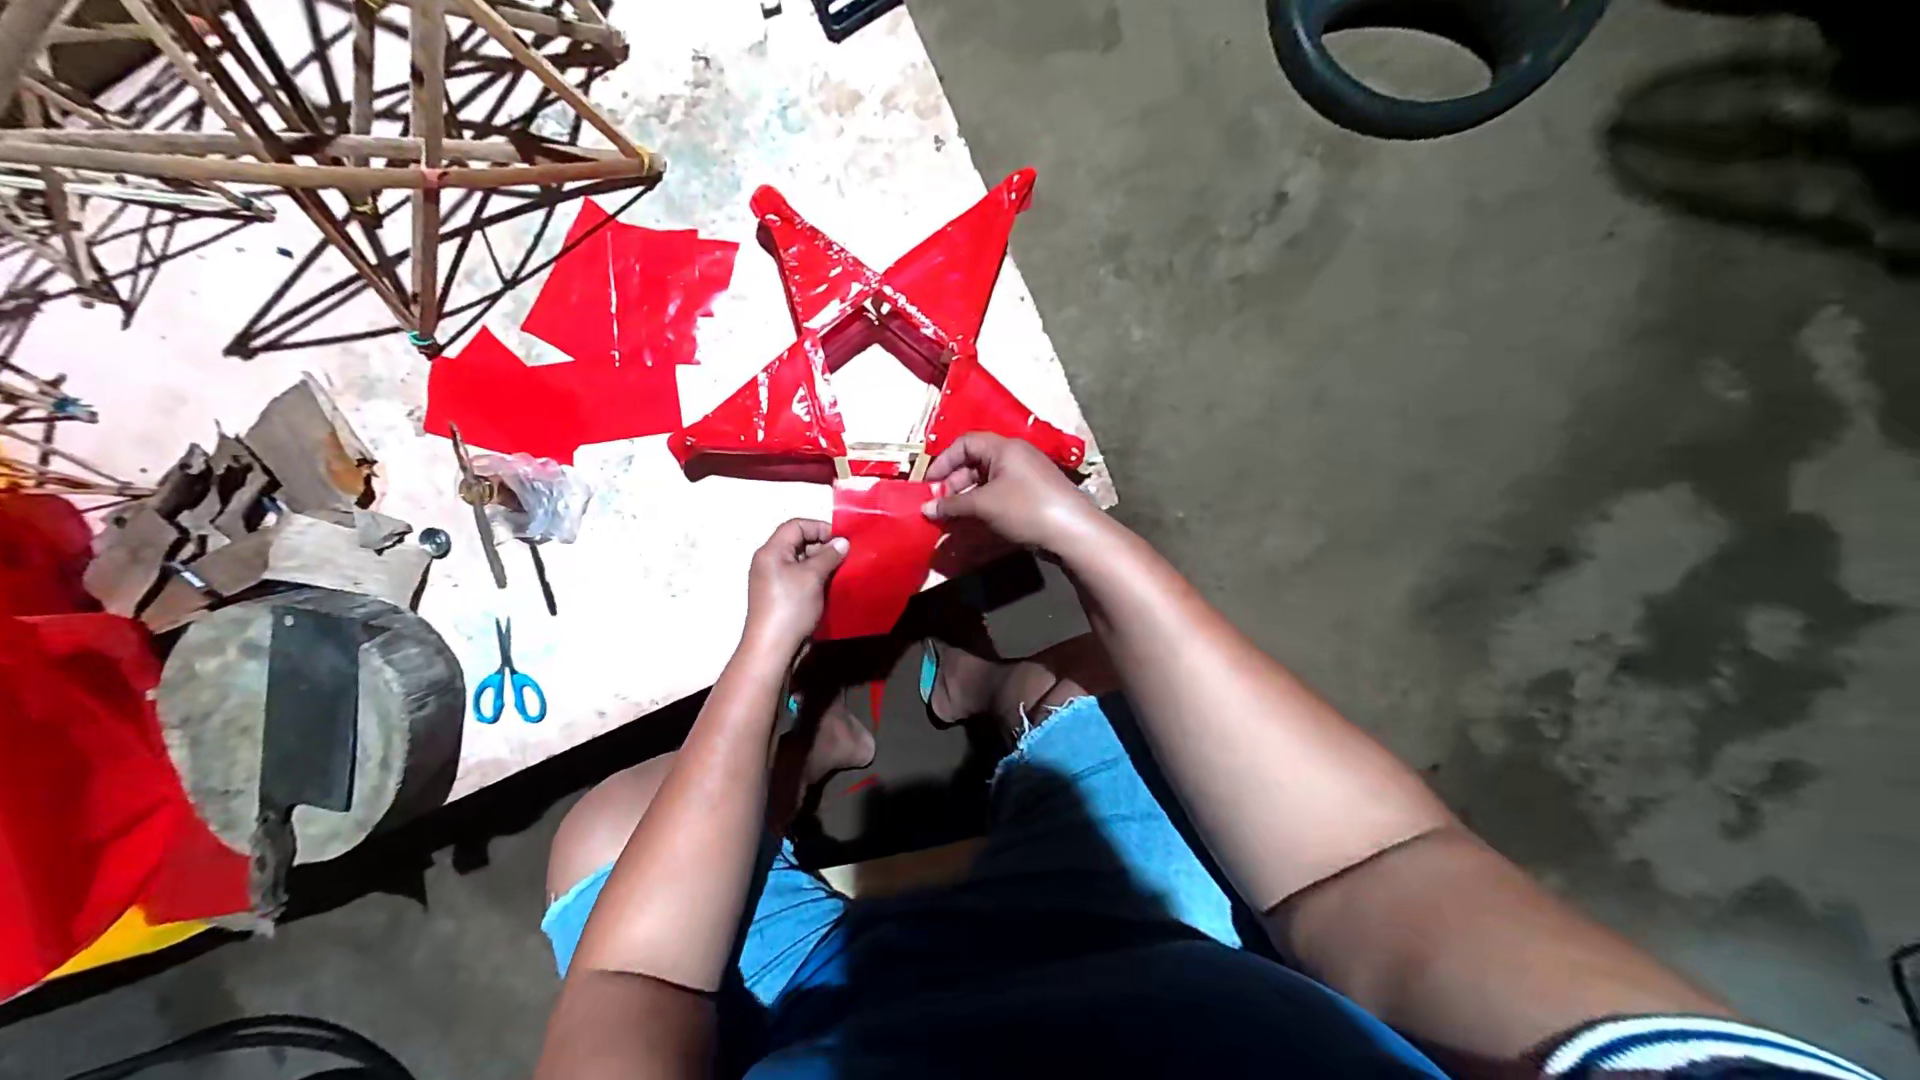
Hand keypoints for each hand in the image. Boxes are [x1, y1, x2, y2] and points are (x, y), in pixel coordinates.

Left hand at [744, 518, 848, 652]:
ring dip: (820, 564)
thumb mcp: (813, 577)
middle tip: (844, 558)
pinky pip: (798, 577)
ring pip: (800, 561)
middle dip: (822, 546)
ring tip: (840, 572)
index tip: (841, 541)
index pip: (796, 525)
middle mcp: (769, 561)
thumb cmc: (791, 607)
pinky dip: (814, 578)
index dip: (820, 528)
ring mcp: (772, 580)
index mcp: (771, 551)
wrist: (772, 648)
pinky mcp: (778, 596)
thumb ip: (828, 555)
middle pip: (797, 542)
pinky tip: (829, 586)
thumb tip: (842, 542)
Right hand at [922, 433, 1098, 550]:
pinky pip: (999, 494)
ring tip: (951, 518)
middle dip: (953, 484)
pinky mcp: (1032, 495)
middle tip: (938, 506)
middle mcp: (1015, 456)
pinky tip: (973, 522)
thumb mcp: (984, 505)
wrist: (1073, 532)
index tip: (929, 484)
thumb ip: (952, 505)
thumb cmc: (1026, 508)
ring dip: (966, 498)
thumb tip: (926, 508)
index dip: (943, 461)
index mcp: (1004, 448)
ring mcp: (1026, 476)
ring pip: (986, 481)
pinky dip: (982, 505)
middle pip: (974, 462)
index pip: (965, 443)